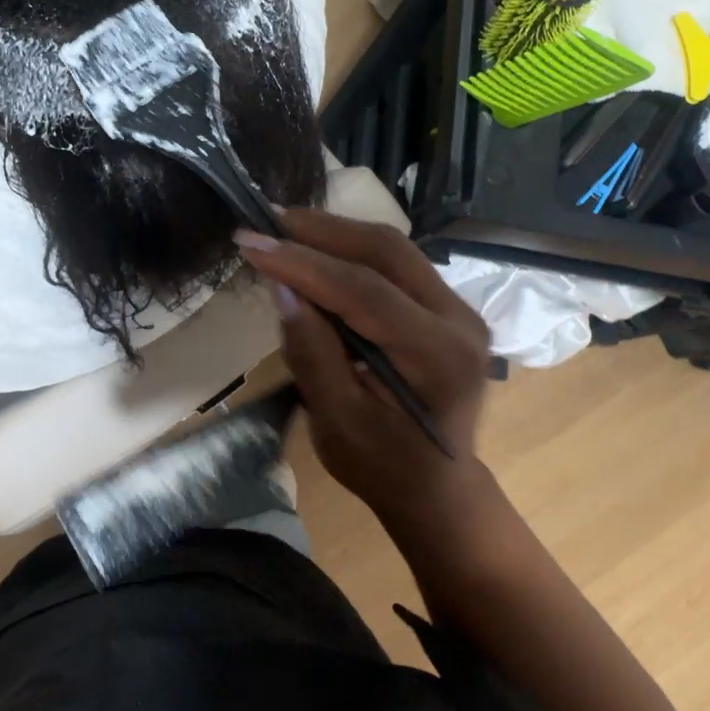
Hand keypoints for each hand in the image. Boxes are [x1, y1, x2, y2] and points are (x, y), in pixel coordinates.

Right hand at [235, 212, 492, 522]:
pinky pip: (394, 263)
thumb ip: (312, 351)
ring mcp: (458, 309)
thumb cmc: (382, 464)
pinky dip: (348, 250)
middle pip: (386, 252)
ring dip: (333, 234)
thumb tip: (282, 288)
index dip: (303, 263)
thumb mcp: (336, 419)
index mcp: (438, 356)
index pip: (364, 291)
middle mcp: (459, 321)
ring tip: (280, 229)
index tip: (250, 244)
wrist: (436, 488)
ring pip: (392, 249)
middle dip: (320, 231)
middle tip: (264, 222)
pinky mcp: (444, 306)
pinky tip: (312, 250)